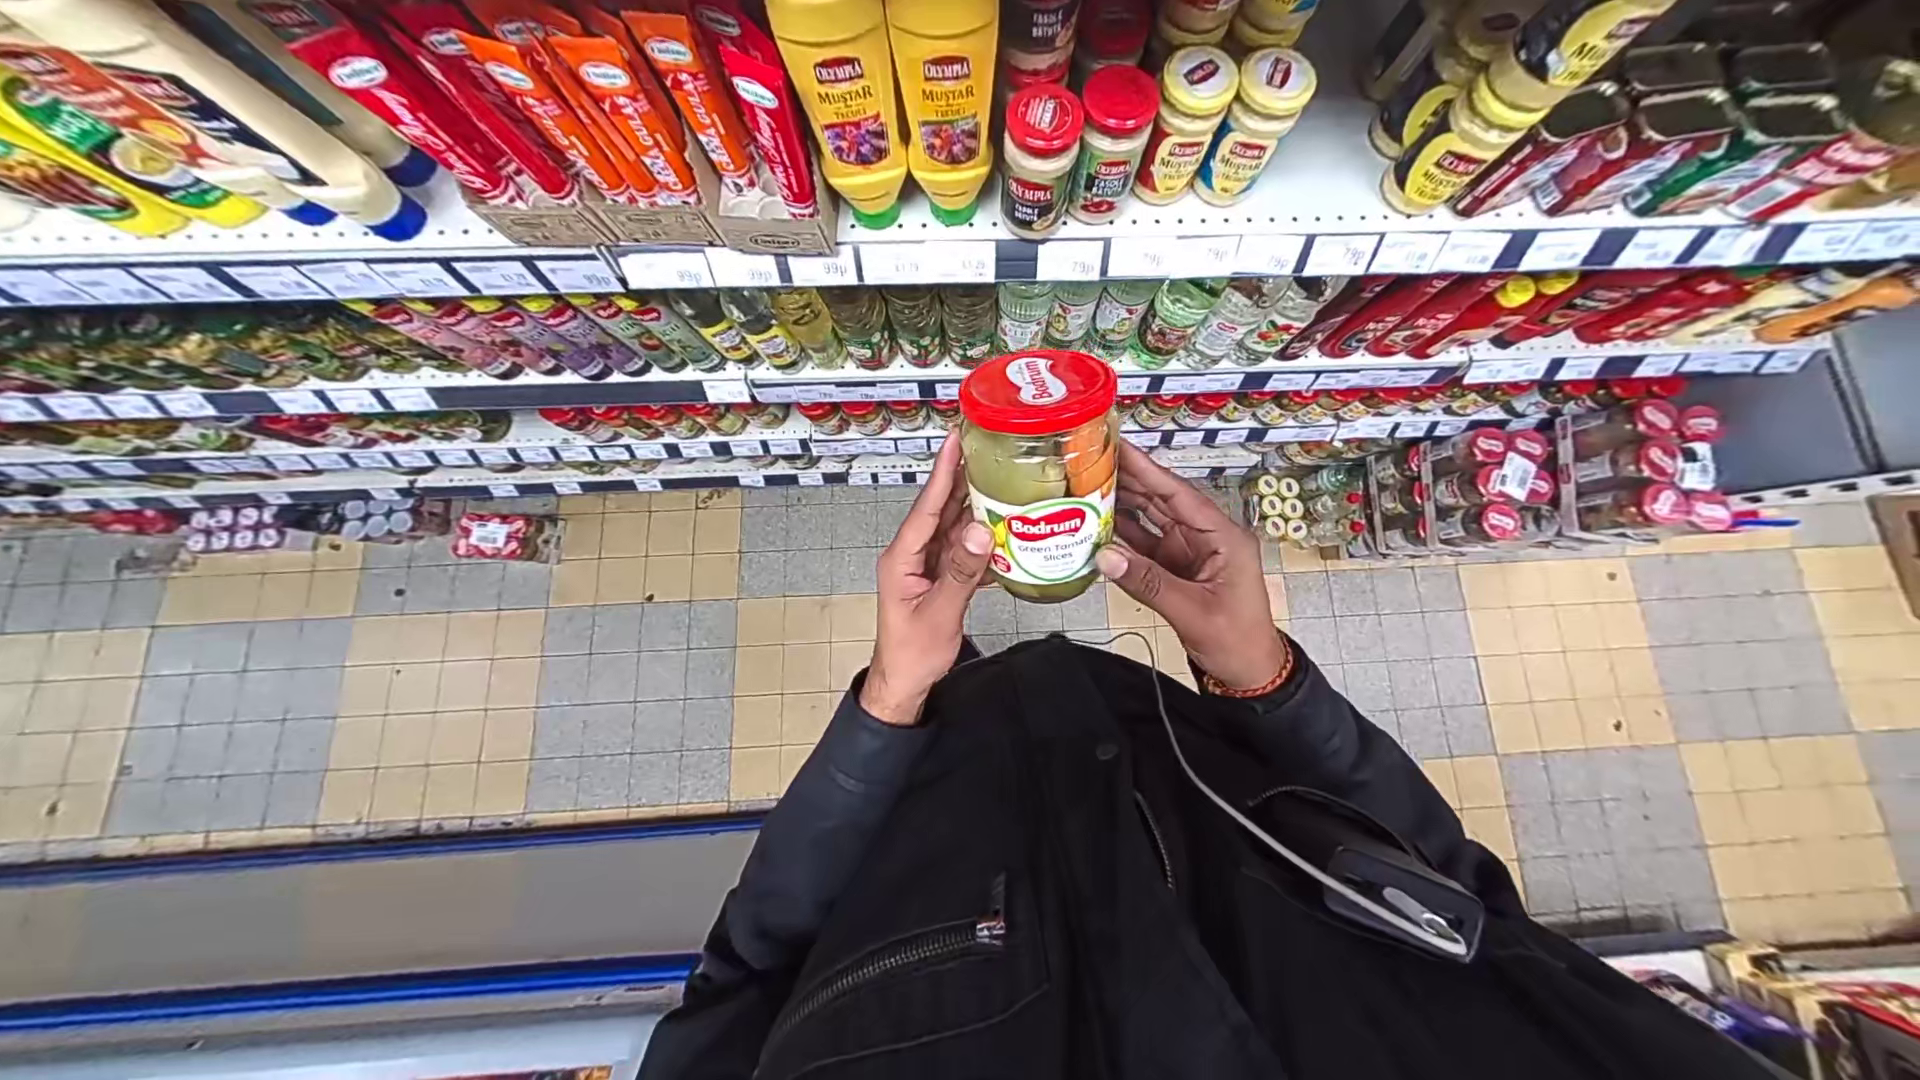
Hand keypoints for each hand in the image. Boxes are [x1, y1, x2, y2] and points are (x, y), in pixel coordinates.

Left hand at [863, 434, 993, 725]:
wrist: (905, 682)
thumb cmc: (911, 653)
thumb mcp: (938, 614)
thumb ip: (960, 572)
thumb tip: (982, 532)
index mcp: (902, 558)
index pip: (927, 507)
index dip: (943, 472)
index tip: (955, 441)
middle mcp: (912, 554)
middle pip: (940, 508)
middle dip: (960, 476)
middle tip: (983, 447)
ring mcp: (926, 564)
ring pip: (953, 526)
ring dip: (975, 504)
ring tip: (998, 476)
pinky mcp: (940, 576)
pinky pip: (961, 548)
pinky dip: (981, 537)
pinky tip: (1000, 526)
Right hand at [1094, 441, 1285, 689]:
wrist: (1249, 672)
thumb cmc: (1236, 640)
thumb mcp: (1193, 611)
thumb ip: (1148, 582)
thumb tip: (1105, 556)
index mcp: (1222, 537)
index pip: (1179, 494)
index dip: (1148, 470)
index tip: (1120, 447)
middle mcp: (1205, 537)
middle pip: (1162, 501)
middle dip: (1130, 480)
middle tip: (1093, 461)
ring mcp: (1188, 552)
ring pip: (1150, 520)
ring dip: (1122, 505)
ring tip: (1088, 485)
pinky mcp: (1175, 568)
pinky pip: (1144, 545)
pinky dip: (1121, 536)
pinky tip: (1098, 524)